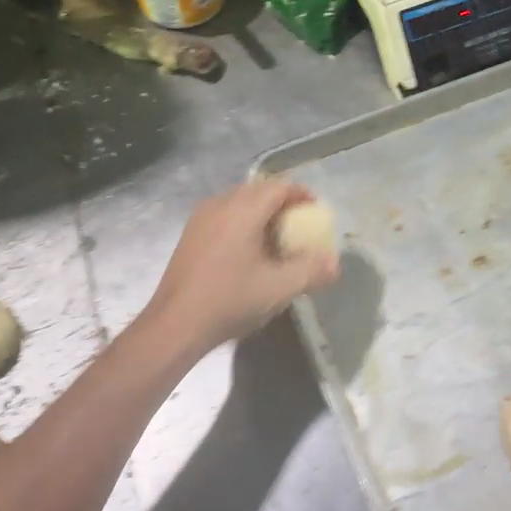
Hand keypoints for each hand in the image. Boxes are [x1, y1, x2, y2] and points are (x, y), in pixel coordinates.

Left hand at [145, 181, 339, 350]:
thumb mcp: (278, 288)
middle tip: (299, 226)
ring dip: (260, 214)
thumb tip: (335, 264)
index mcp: (243, 210)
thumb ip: (311, 271)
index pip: (279, 186)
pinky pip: (223, 216)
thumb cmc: (229, 300)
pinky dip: (241, 223)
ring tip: (275, 240)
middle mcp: (220, 204)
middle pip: (258, 190)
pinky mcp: (190, 235)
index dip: (301, 194)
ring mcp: (200, 218)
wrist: (175, 324)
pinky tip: (247, 252)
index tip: (315, 212)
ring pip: (239, 202)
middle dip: (282, 204)